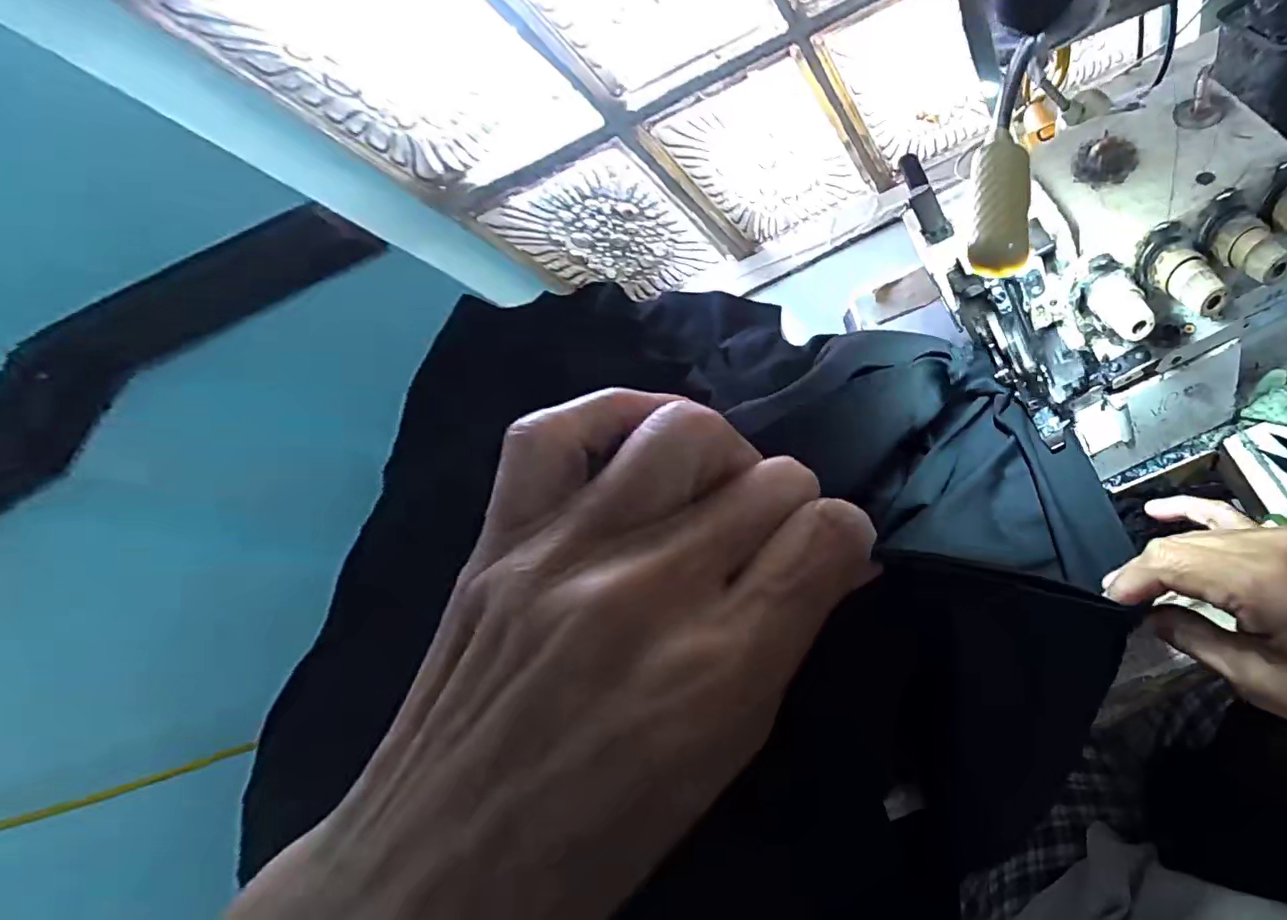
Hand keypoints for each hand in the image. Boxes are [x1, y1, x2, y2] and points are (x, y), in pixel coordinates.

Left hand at [231, 391, 877, 919]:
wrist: (440, 872)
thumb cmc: (616, 822)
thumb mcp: (737, 738)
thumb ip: (798, 627)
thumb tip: (847, 553)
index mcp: (720, 661)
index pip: (827, 534)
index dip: (847, 533)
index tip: (835, 551)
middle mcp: (648, 591)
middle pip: (773, 479)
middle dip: (796, 502)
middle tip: (775, 537)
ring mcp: (565, 554)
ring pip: (687, 433)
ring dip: (728, 456)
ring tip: (715, 492)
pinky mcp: (499, 542)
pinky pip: (556, 430)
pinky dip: (616, 415)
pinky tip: (642, 442)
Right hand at [1104, 497, 1286, 773]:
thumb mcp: (1260, 681)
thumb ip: (1194, 637)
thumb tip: (1147, 616)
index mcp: (1265, 581)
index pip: (1174, 563)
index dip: (1133, 580)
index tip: (1107, 601)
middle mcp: (1271, 544)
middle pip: (1182, 544)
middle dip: (1143, 570)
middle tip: (1116, 600)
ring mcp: (1282, 536)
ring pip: (1200, 533)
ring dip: (1163, 553)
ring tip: (1132, 581)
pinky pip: (1229, 518)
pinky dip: (1193, 514)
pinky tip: (1161, 512)